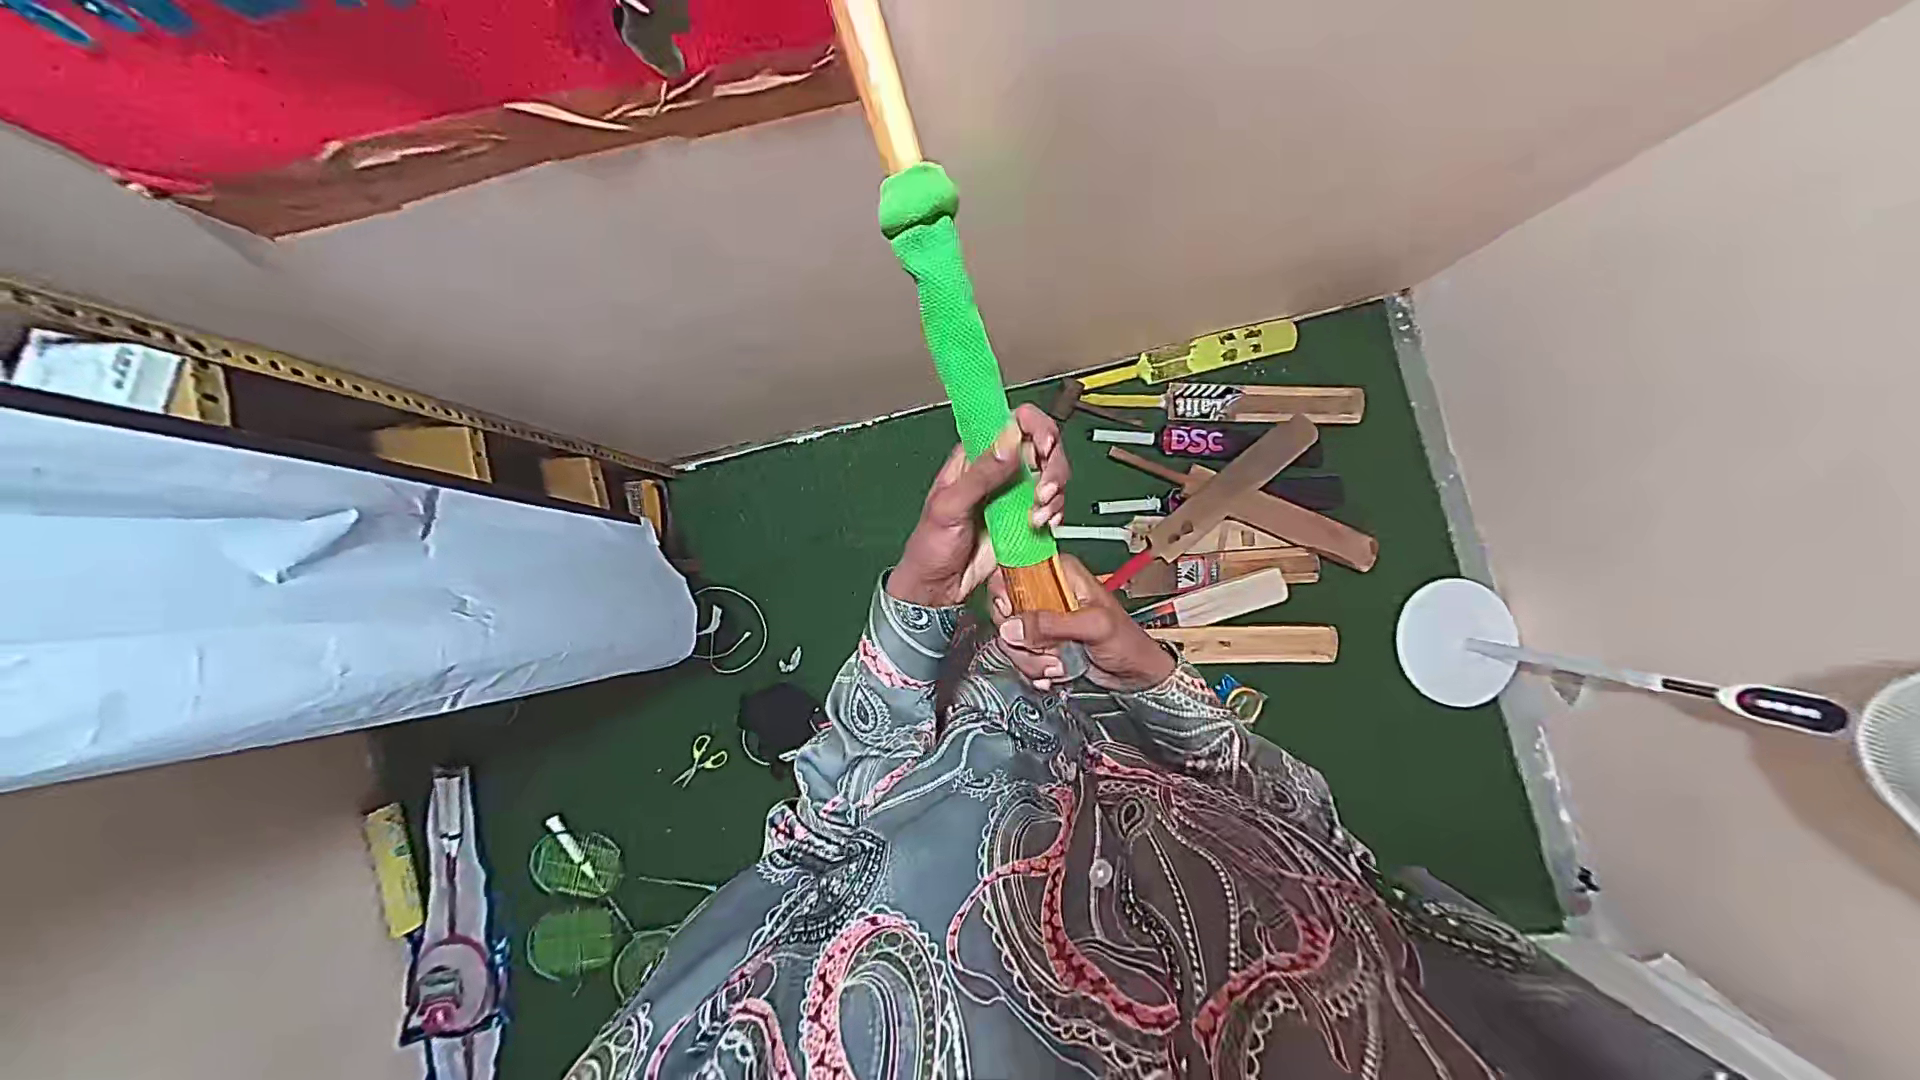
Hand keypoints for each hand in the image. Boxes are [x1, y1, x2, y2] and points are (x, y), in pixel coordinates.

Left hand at [888, 404, 1070, 607]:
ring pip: (1052, 475)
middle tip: (1043, 491)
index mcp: (975, 455)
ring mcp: (1015, 493)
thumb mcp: (949, 505)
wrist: (939, 587)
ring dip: (1054, 493)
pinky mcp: (1025, 517)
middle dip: (1053, 465)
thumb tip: (1009, 439)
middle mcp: (999, 469)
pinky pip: (1052, 505)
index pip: (1012, 422)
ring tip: (1037, 515)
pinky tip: (1043, 525)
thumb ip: (980, 473)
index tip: (1042, 446)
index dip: (1034, 426)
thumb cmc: (930, 544)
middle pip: (1043, 446)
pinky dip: (1055, 513)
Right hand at [987, 555, 1176, 691]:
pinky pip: (1019, 653)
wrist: (1135, 674)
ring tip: (1059, 663)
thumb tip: (1012, 627)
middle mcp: (1045, 592)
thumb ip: (1052, 624)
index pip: (1013, 567)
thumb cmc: (1127, 641)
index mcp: (1059, 572)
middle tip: (1044, 648)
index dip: (1004, 590)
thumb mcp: (1094, 626)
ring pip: (1009, 636)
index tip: (1010, 612)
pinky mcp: (1040, 641)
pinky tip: (1055, 672)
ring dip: (1032, 658)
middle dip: (1020, 636)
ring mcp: (1041, 618)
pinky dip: (1034, 668)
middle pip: (1004, 606)